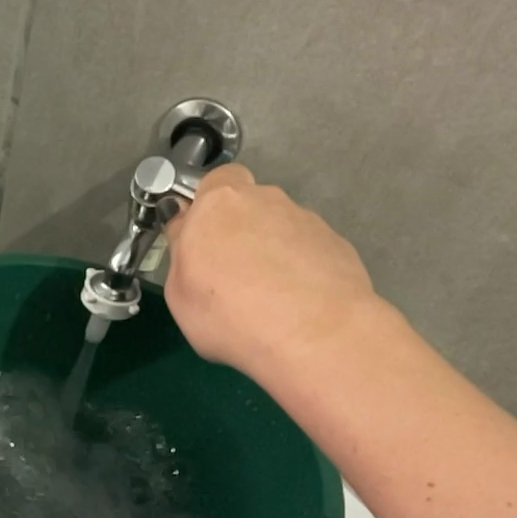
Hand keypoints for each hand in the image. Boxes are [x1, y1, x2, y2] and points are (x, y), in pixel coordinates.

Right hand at [162, 164, 383, 378]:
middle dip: (240, 232)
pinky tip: (297, 304)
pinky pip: (307, 251)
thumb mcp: (178, 294)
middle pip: (248, 206)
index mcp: (219, 204)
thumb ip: (183, 254)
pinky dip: (300, 270)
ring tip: (268, 298)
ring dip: (271, 253)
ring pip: (279, 229)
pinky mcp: (337, 244)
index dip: (207, 209)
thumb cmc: (230, 315)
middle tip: (232, 276)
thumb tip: (189, 237)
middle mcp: (265, 200)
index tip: (201, 241)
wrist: (314, 335)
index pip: (213, 182)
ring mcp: (306, 220)